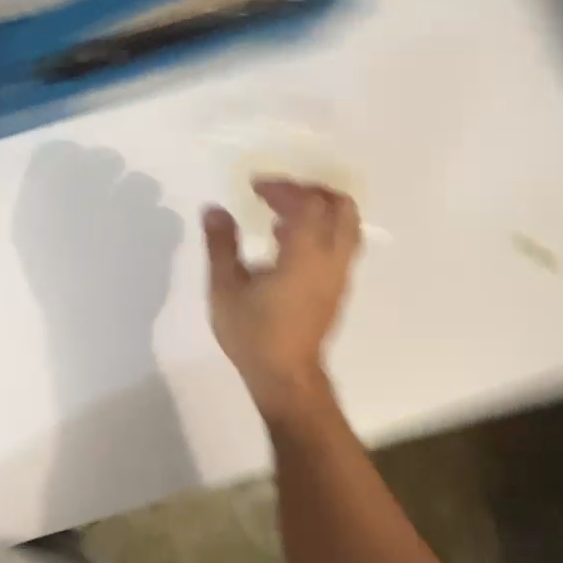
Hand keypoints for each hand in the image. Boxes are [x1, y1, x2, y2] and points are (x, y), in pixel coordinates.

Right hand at [203, 180, 359, 413]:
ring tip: (283, 212)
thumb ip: (221, 245)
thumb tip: (214, 210)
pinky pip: (342, 242)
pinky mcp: (338, 287)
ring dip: (320, 208)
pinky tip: (289, 239)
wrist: (285, 376)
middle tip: (276, 192)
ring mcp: (340, 274)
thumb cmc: (252, 334)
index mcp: (304, 257)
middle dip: (309, 191)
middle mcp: (331, 260)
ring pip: (348, 224)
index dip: (282, 188)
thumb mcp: (224, 288)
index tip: (254, 186)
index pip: (306, 205)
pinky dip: (322, 227)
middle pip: (340, 207)